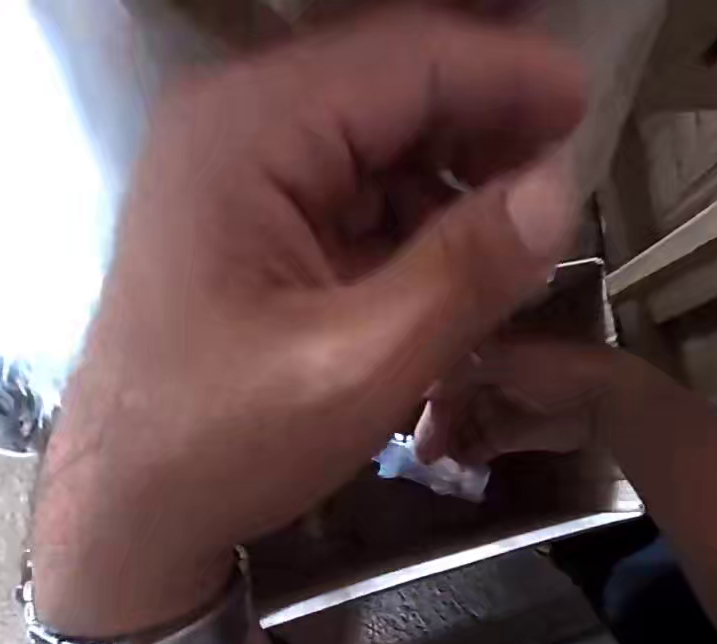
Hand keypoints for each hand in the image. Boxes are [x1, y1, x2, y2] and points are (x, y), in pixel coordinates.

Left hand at [30, 9, 585, 636]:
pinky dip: (403, 233)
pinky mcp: (242, 243)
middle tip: (554, 185)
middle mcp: (231, 136)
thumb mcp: (360, 365)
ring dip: (444, 190)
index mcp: (248, 134)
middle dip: (479, 131)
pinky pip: (342, 210)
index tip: (585, 105)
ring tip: (508, 244)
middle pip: (383, 97)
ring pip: (367, 157)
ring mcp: (231, 190)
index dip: (505, 76)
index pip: (404, 59)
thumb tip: (559, 193)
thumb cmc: (228, 445)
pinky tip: (442, 276)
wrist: (130, 512)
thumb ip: (462, 273)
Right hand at [413, 338, 643, 465]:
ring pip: (457, 426)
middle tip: (424, 454)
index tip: (407, 412)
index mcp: (481, 349)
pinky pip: (475, 446)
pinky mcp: (505, 435)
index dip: (425, 391)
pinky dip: (464, 455)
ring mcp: (493, 407)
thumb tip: (422, 381)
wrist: (602, 401)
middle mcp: (481, 376)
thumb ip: (463, 367)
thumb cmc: (556, 370)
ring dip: (445, 443)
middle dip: (434, 426)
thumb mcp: (506, 359)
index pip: (442, 370)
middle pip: (447, 402)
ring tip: (434, 464)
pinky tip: (453, 465)